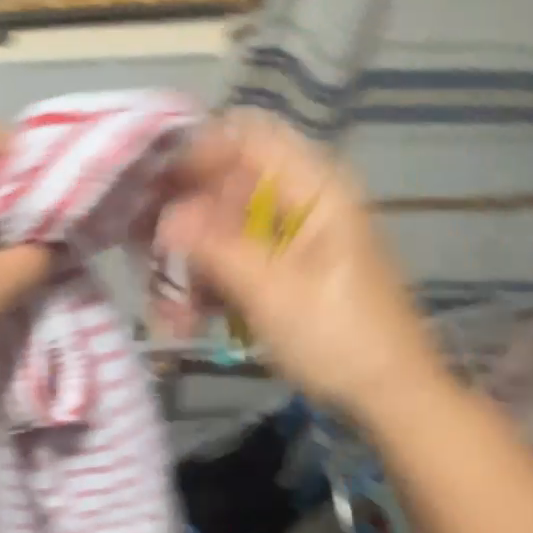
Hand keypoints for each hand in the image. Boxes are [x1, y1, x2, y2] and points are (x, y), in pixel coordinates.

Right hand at [160, 110, 447, 418]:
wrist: (389, 393)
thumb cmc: (338, 337)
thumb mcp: (272, 291)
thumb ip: (216, 247)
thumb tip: (165, 215)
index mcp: (314, 188)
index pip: (245, 139)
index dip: (194, 155)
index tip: (147, 190)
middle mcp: (302, 203)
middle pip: (227, 190)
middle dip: (183, 225)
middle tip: (144, 260)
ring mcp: (293, 241)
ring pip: (224, 234)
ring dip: (190, 269)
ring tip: (167, 314)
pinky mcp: (285, 275)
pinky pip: (235, 266)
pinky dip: (209, 289)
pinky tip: (186, 320)